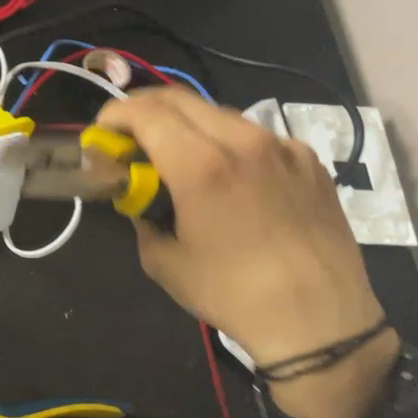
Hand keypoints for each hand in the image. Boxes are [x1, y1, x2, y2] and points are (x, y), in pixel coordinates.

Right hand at [93, 88, 382, 365]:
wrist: (317, 317)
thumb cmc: (229, 292)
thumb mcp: (162, 258)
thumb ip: (143, 214)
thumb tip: (139, 194)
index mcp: (201, 166)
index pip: (146, 113)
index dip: (114, 115)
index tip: (100, 133)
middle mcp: (244, 142)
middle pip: (181, 100)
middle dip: (144, 111)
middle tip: (126, 137)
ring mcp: (283, 147)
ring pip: (219, 114)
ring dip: (185, 125)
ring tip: (172, 158)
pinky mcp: (308, 161)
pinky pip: (255, 137)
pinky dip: (225, 143)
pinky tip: (222, 177)